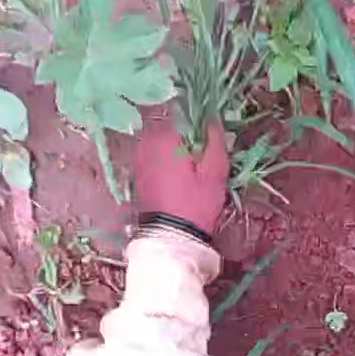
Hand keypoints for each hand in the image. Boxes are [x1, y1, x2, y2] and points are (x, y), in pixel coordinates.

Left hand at [135, 119, 229, 234]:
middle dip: (190, 143)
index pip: (186, 117)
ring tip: (193, 177)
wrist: (171, 238)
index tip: (211, 147)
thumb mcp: (215, 172)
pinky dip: (169, 166)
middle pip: (174, 132)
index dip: (202, 130)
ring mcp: (139, 160)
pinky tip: (180, 184)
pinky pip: (157, 161)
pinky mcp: (139, 176)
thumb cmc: (196, 204)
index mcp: (164, 138)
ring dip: (180, 155)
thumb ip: (215, 140)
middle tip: (203, 165)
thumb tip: (214, 119)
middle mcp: (146, 144)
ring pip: (165, 147)